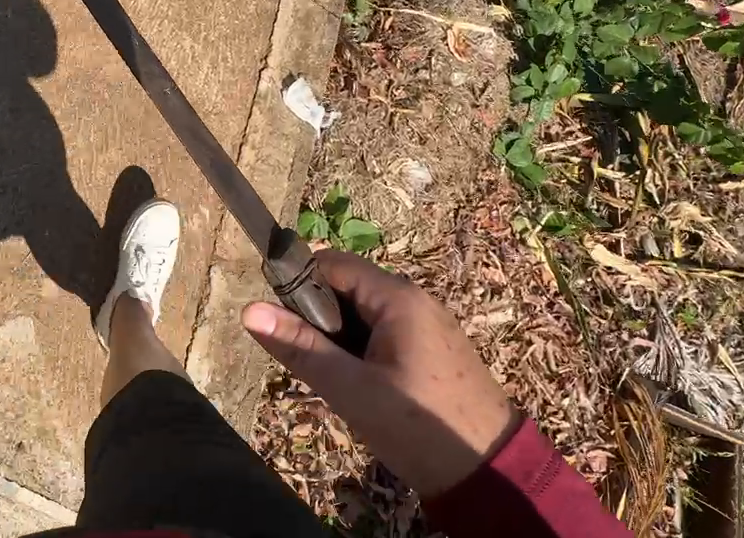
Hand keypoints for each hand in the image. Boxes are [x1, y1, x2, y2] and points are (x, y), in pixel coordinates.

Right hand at [241, 251, 516, 496]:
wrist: (494, 480)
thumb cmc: (418, 428)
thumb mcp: (350, 389)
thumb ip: (300, 347)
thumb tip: (248, 310)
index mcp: (398, 297)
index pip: (330, 263)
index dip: (298, 284)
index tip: (279, 321)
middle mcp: (415, 299)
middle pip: (345, 286)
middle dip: (318, 316)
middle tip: (307, 359)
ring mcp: (428, 324)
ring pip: (362, 312)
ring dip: (339, 337)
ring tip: (333, 378)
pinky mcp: (434, 349)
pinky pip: (383, 332)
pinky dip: (361, 349)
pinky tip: (360, 385)